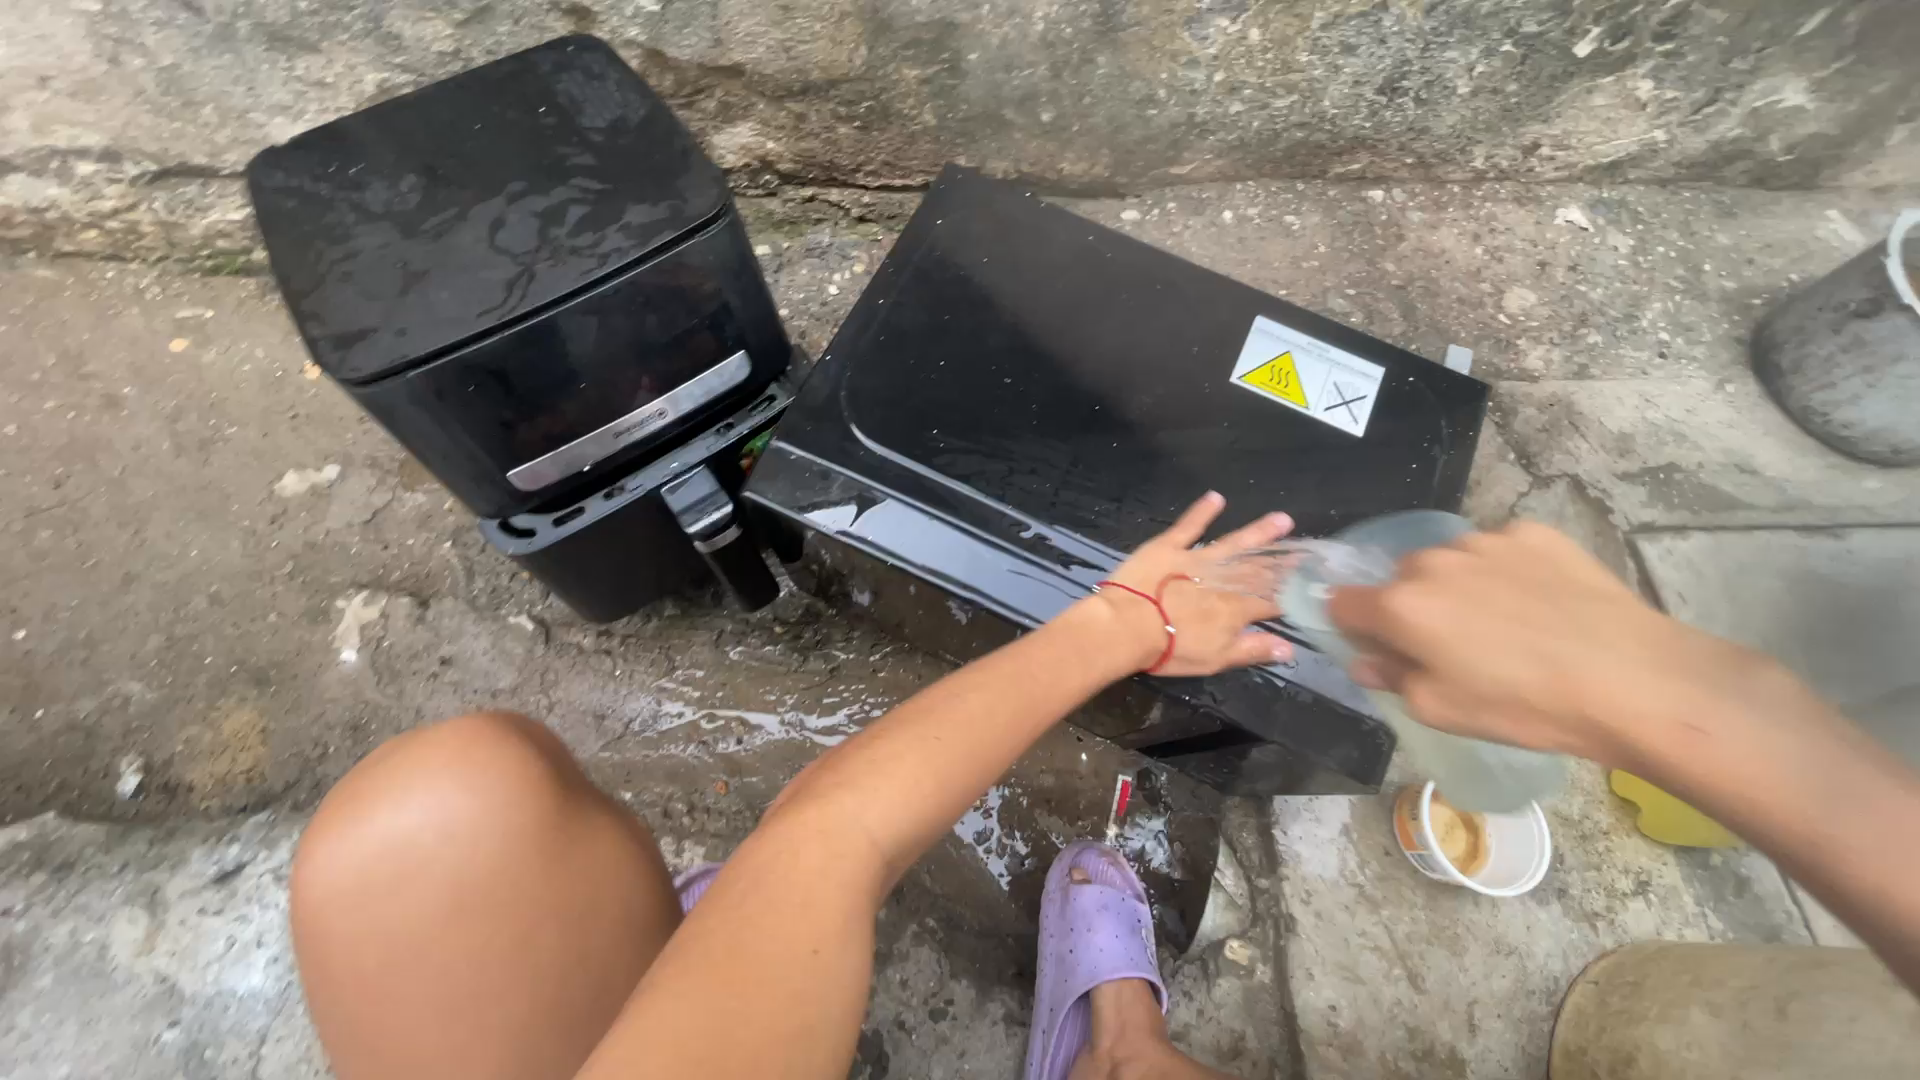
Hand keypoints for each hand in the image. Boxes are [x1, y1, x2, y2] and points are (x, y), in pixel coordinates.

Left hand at [1086, 492, 1294, 676]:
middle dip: (1282, 561)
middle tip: (1305, 550)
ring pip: (1234, 543)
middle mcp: (1223, 580)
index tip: (1309, 585)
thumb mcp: (1216, 659)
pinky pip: (1188, 525)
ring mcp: (1196, 559)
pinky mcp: (1169, 546)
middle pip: (1257, 570)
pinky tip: (1216, 496)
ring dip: (1258, 532)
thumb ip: (1253, 650)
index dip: (1290, 595)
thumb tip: (1290, 648)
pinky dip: (1202, 511)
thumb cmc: (1170, 648)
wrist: (1126, 626)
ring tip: (1282, 519)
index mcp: (1236, 610)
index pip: (1270, 601)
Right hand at [1325, 521, 1766, 764]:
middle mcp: (1431, 563)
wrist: (1638, 682)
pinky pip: (1498, 549)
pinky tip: (1538, 603)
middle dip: (1411, 607)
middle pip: (1398, 580)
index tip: (1380, 646)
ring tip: (1503, 623)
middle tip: (1451, 644)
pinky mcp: (1534, 533)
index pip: (1342, 601)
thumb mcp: (1441, 711)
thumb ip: (1391, 679)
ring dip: (1456, 586)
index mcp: (1400, 607)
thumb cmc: (1525, 706)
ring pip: (1448, 562)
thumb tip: (1366, 661)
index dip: (1353, 626)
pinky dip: (1503, 571)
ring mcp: (1485, 541)